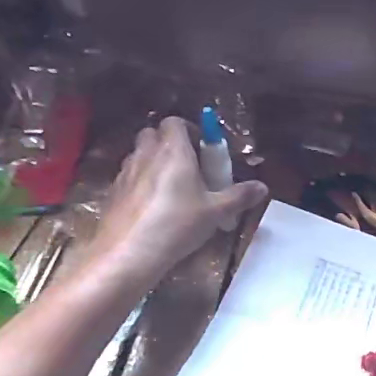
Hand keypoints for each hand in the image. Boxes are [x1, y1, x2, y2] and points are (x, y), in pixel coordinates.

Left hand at [89, 116, 267, 283]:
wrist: (128, 253)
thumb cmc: (176, 224)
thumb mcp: (215, 212)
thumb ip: (238, 196)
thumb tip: (262, 187)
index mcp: (173, 149)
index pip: (176, 122)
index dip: (190, 131)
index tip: (204, 149)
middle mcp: (145, 153)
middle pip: (154, 134)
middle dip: (170, 145)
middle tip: (188, 168)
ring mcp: (125, 172)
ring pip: (139, 156)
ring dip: (154, 164)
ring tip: (171, 190)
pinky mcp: (112, 192)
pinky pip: (128, 178)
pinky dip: (140, 184)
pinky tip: (151, 209)